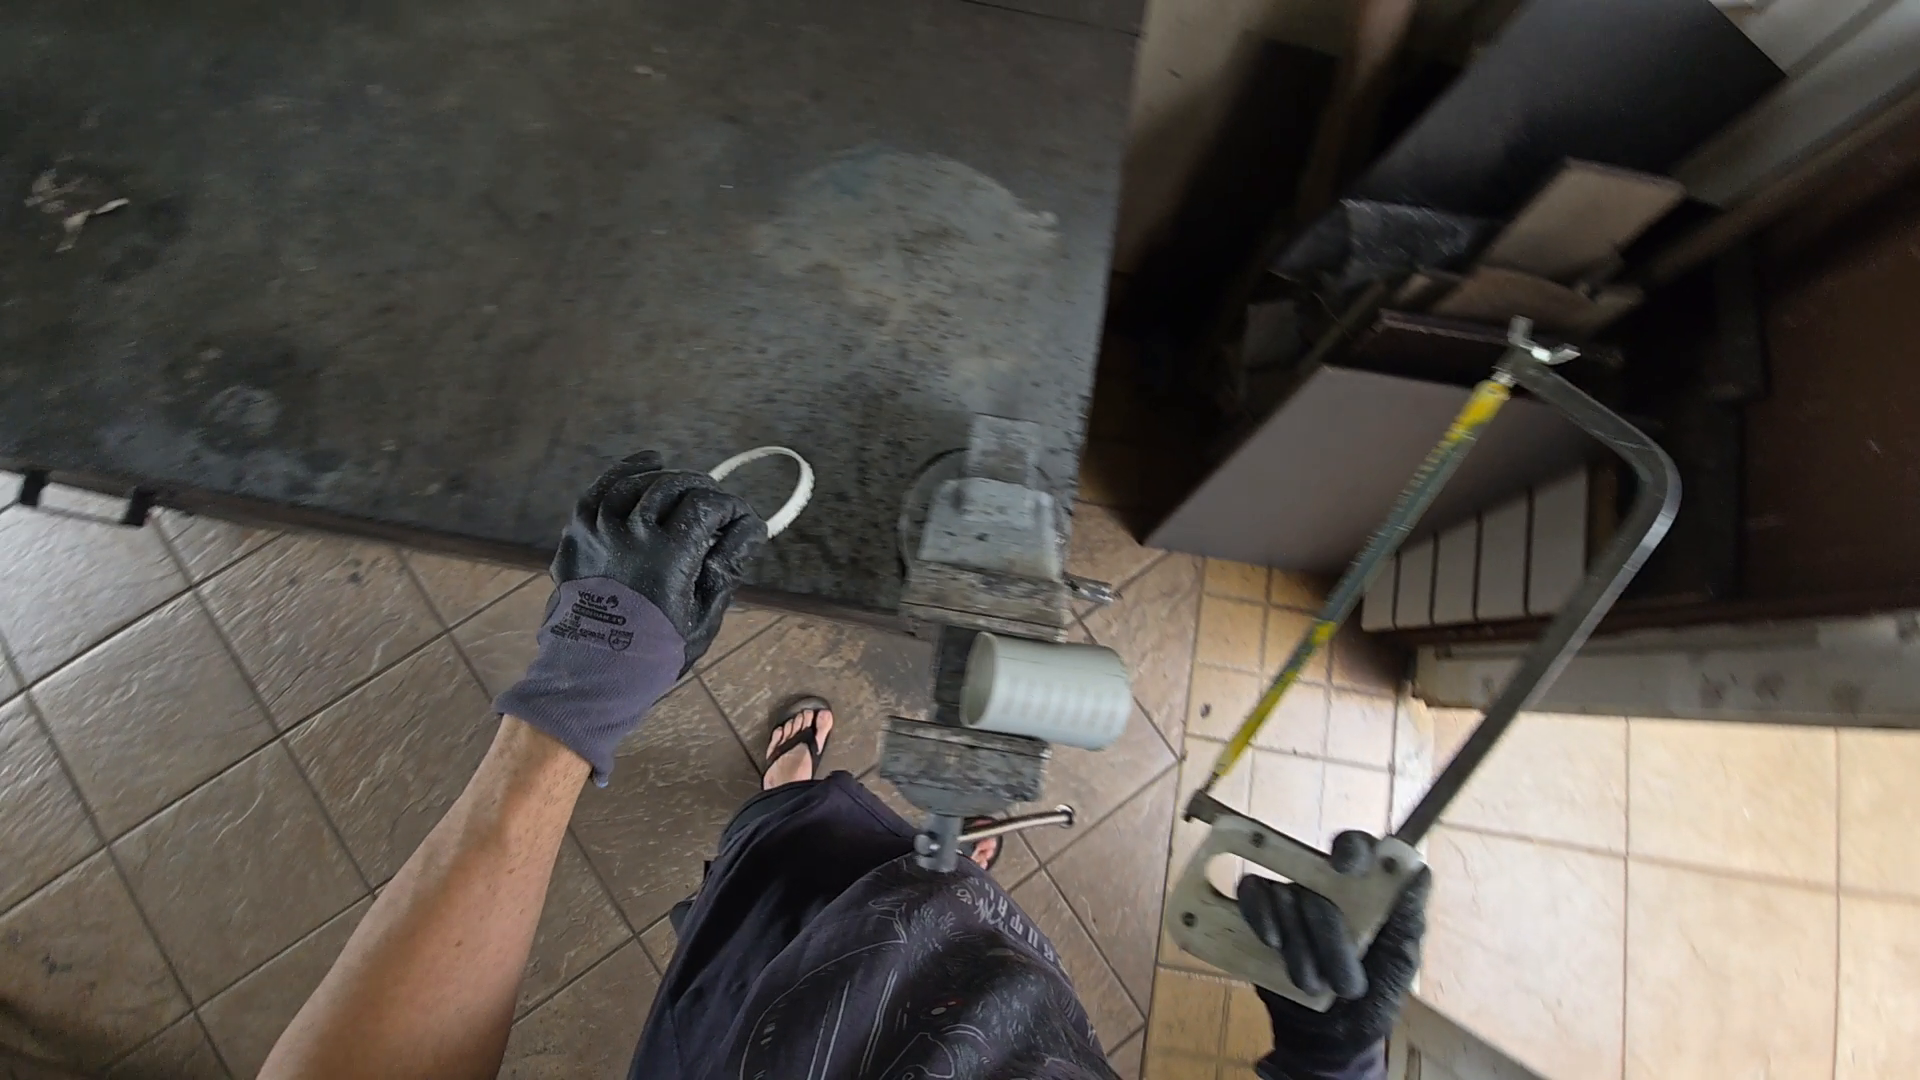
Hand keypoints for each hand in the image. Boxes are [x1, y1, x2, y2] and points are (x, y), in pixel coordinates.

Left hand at [553, 451, 765, 668]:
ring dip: (669, 479)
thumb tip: (748, 531)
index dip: (732, 508)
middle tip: (719, 507)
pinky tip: (647, 463)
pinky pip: (600, 490)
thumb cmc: (653, 653)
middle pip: (675, 486)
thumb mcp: (704, 616)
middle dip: (705, 490)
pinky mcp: (579, 538)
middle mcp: (631, 533)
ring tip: (688, 486)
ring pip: (638, 482)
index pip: (708, 505)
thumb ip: (726, 567)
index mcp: (668, 555)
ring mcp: (599, 532)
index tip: (743, 521)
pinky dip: (625, 472)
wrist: (591, 677)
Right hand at [1236, 831, 1430, 1069]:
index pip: (1355, 847)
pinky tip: (1272, 942)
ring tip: (1312, 983)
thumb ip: (1407, 922)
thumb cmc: (1371, 998)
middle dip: (1326, 932)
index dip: (1350, 848)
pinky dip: (1260, 916)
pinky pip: (1250, 892)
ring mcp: (1287, 893)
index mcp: (1361, 890)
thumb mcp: (1397, 967)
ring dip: (1299, 944)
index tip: (1345, 867)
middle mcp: (1322, 883)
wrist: (1326, 1037)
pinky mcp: (1256, 906)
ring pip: (1284, 891)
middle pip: (1314, 877)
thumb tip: (1421, 872)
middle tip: (1343, 982)